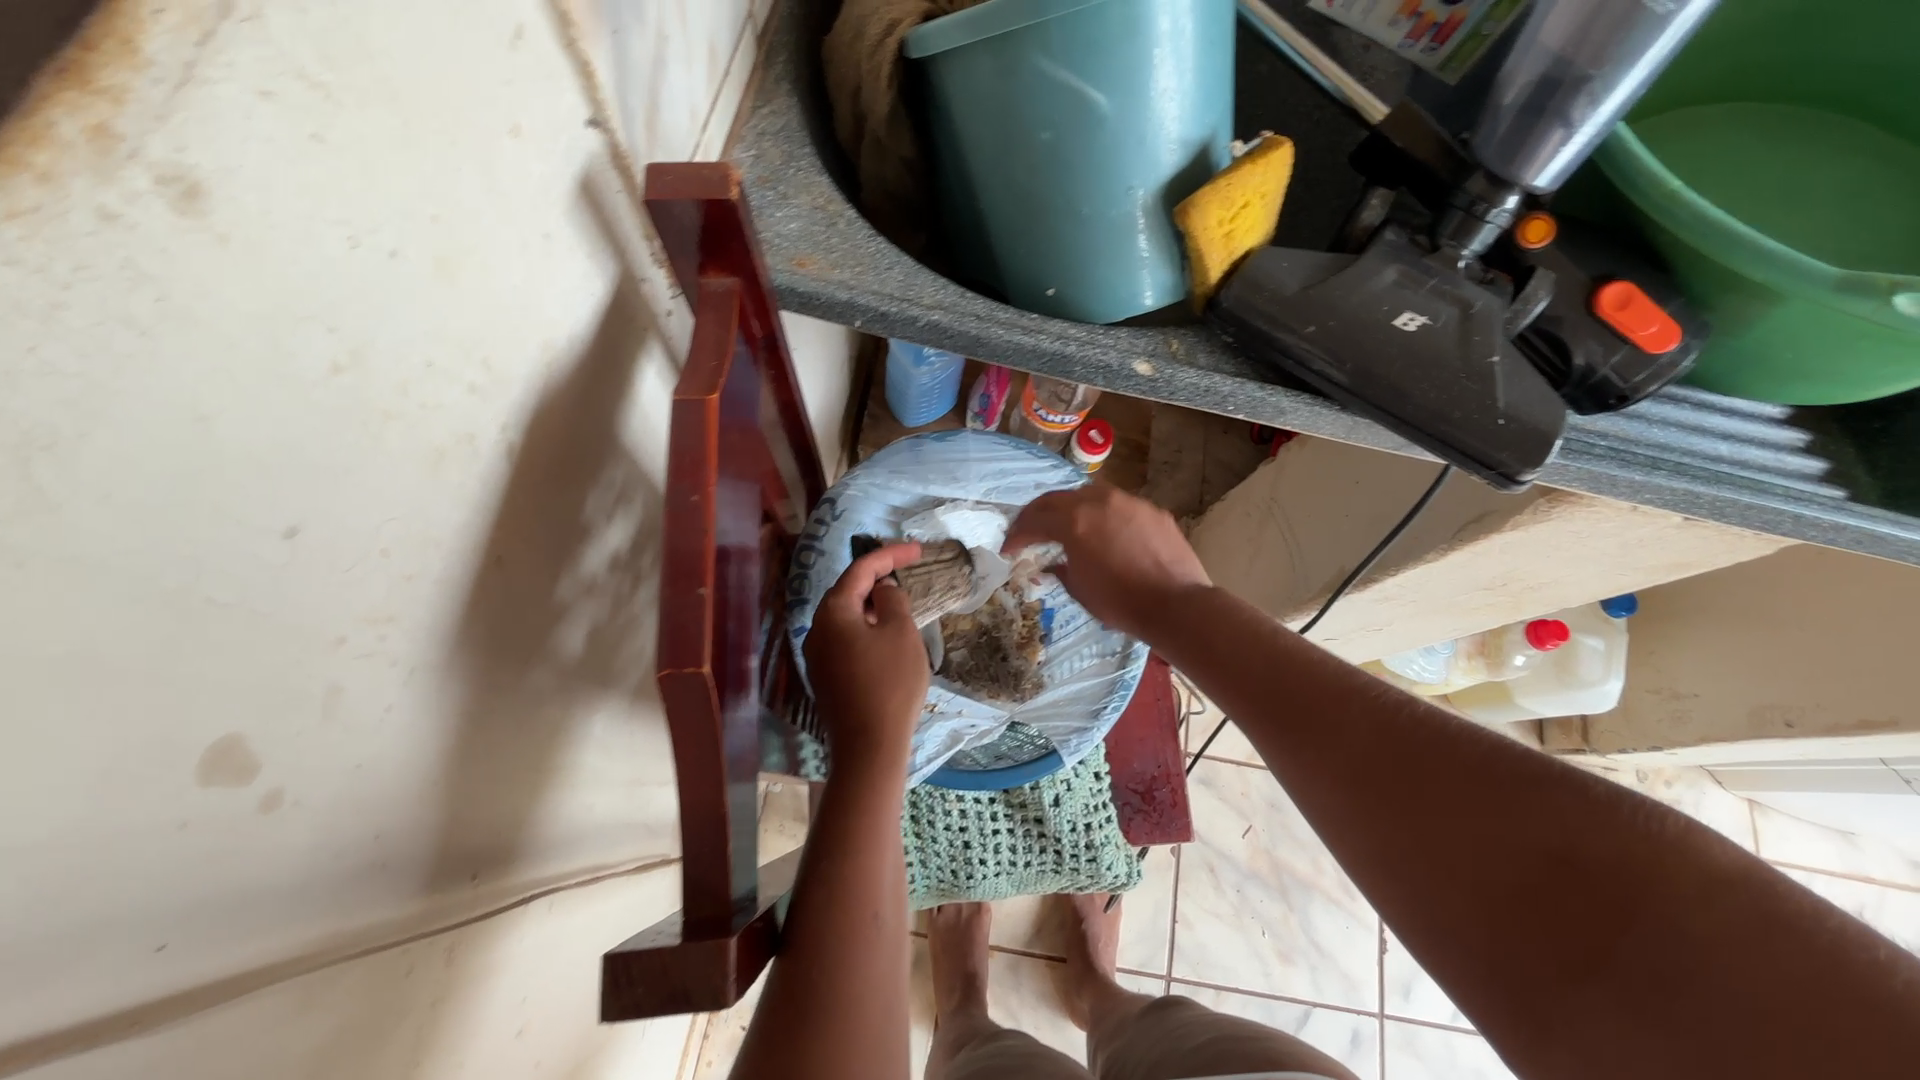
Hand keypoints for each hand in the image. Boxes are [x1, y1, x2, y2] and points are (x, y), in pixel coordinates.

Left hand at [805, 543, 930, 776]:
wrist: (868, 747)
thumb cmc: (890, 684)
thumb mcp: (902, 634)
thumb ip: (893, 601)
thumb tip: (882, 591)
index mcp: (833, 611)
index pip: (861, 570)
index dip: (890, 555)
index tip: (918, 550)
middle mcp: (817, 629)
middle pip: (848, 592)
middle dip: (878, 579)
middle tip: (907, 572)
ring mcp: (818, 656)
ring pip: (848, 618)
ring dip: (873, 607)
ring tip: (901, 605)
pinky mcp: (826, 678)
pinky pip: (847, 641)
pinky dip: (867, 630)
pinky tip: (887, 640)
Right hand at [1002, 486, 1210, 642]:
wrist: (1176, 604)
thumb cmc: (1121, 602)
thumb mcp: (1080, 590)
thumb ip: (1061, 570)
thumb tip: (1052, 565)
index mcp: (1074, 521)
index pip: (1034, 520)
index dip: (1017, 535)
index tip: (1008, 549)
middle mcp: (1098, 501)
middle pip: (1058, 499)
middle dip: (1038, 515)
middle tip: (1028, 532)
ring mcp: (1128, 502)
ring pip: (1090, 495)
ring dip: (1071, 509)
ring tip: (1065, 527)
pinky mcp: (1152, 510)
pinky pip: (1118, 507)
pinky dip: (1103, 517)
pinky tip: (1104, 535)